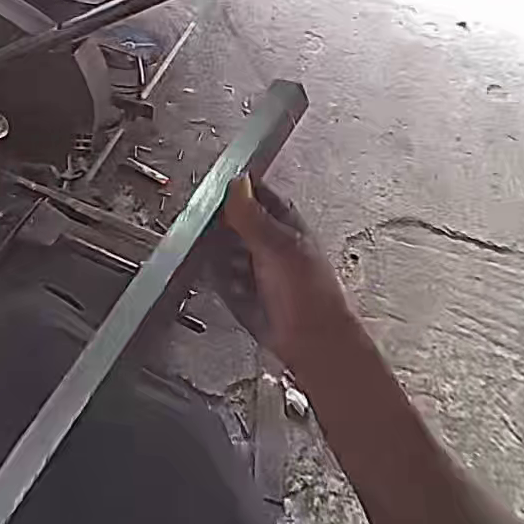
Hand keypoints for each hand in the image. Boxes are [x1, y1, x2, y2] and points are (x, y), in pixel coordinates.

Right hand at [220, 176, 354, 371]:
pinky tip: (231, 289)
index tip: (211, 199)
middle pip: (230, 220)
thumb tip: (236, 181)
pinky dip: (220, 280)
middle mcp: (267, 238)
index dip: (231, 192)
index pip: (251, 191)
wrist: (313, 341)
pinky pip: (220, 276)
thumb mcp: (277, 246)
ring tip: (231, 271)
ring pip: (222, 248)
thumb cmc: (308, 292)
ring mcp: (254, 264)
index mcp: (282, 219)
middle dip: (218, 230)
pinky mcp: (243, 288)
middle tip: (217, 240)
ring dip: (219, 258)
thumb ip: (252, 215)